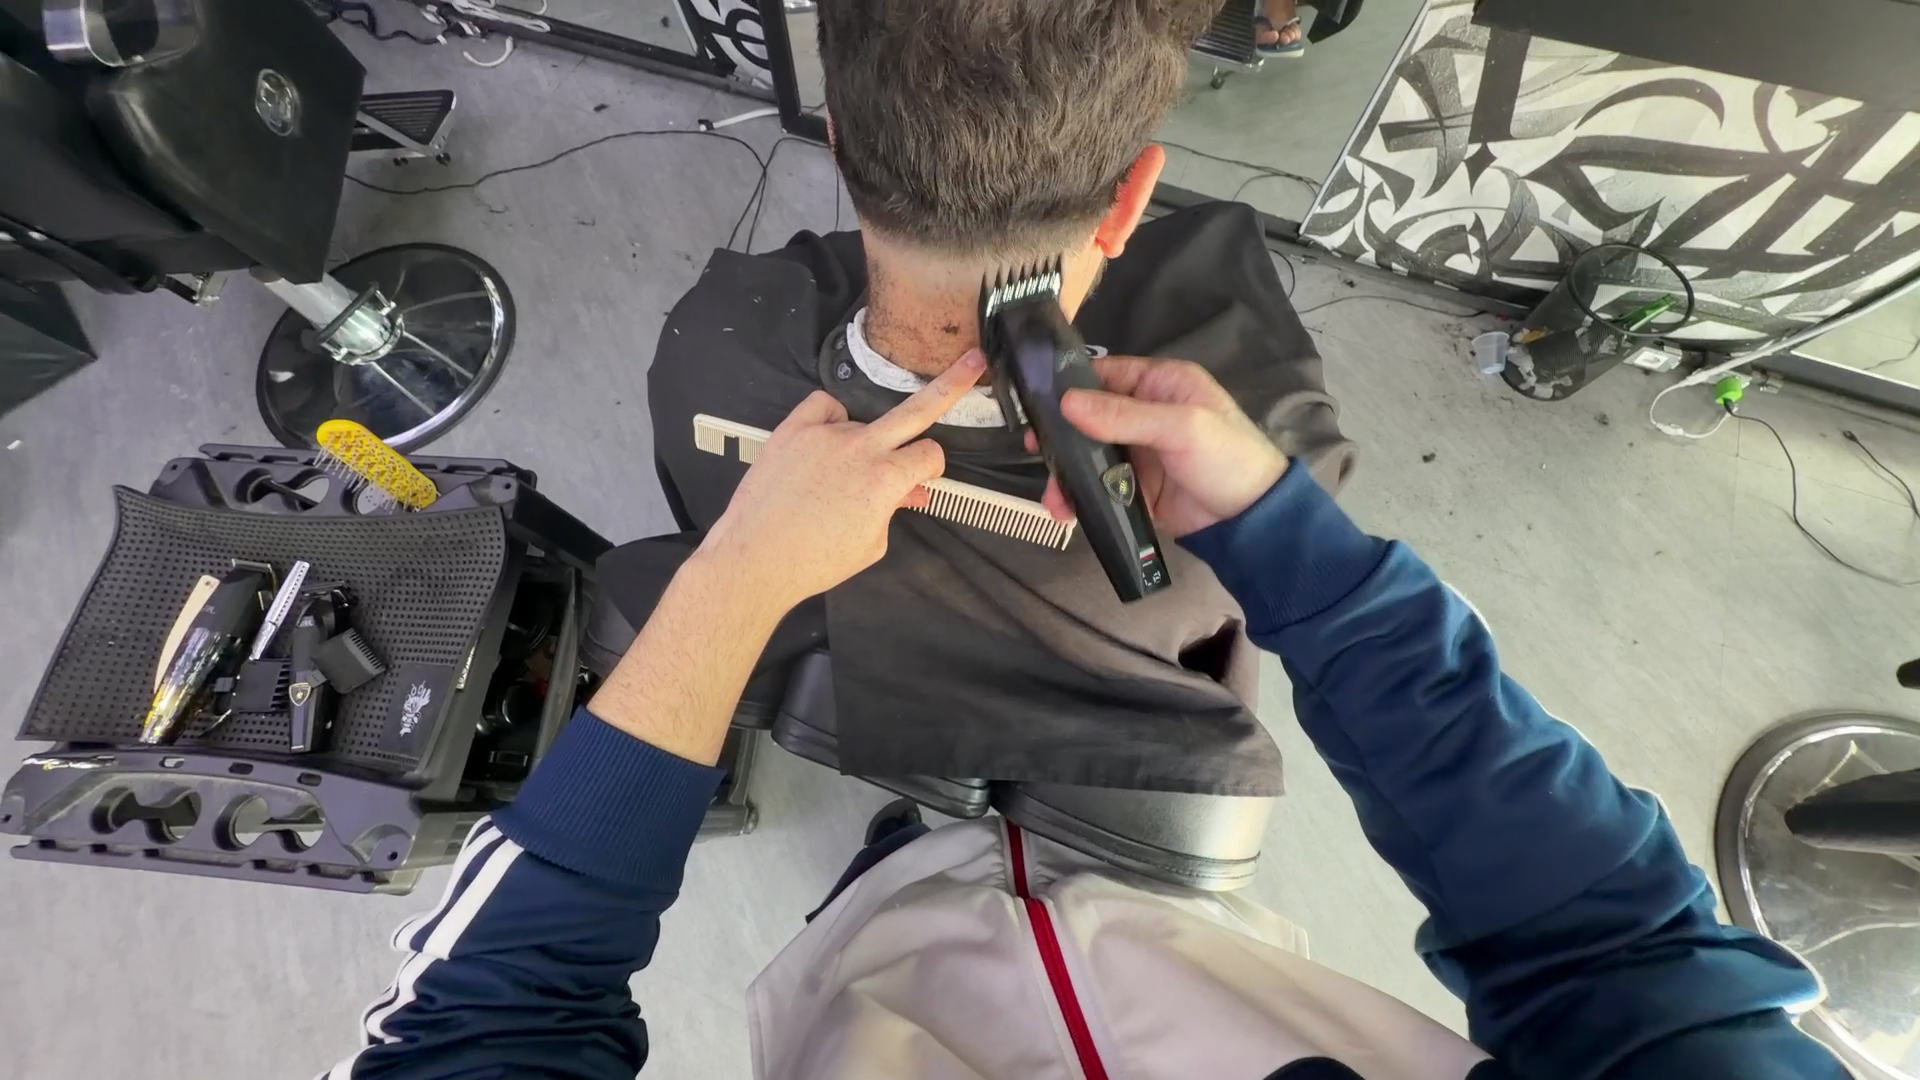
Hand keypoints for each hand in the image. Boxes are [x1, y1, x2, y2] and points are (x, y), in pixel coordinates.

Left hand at [699, 349, 986, 610]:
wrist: (755, 559)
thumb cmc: (815, 562)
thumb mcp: (871, 544)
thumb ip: (894, 508)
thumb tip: (911, 490)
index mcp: (887, 480)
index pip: (929, 455)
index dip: (931, 468)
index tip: (925, 477)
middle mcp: (861, 448)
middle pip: (919, 408)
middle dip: (952, 384)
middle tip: (974, 360)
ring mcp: (826, 434)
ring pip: (861, 423)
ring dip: (860, 446)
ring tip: (832, 481)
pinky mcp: (793, 429)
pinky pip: (824, 406)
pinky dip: (830, 419)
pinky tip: (824, 441)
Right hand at [1030, 356, 1287, 537]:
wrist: (1249, 520)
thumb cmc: (1226, 458)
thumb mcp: (1180, 428)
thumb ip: (1123, 415)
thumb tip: (1067, 402)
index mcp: (1160, 384)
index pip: (1105, 373)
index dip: (1071, 384)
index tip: (1038, 401)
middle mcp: (1144, 412)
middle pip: (1089, 416)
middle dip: (1061, 436)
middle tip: (1037, 449)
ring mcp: (1137, 451)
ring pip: (1087, 454)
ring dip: (1067, 473)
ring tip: (1053, 497)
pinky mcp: (1132, 484)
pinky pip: (1096, 484)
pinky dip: (1079, 496)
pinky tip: (1066, 510)